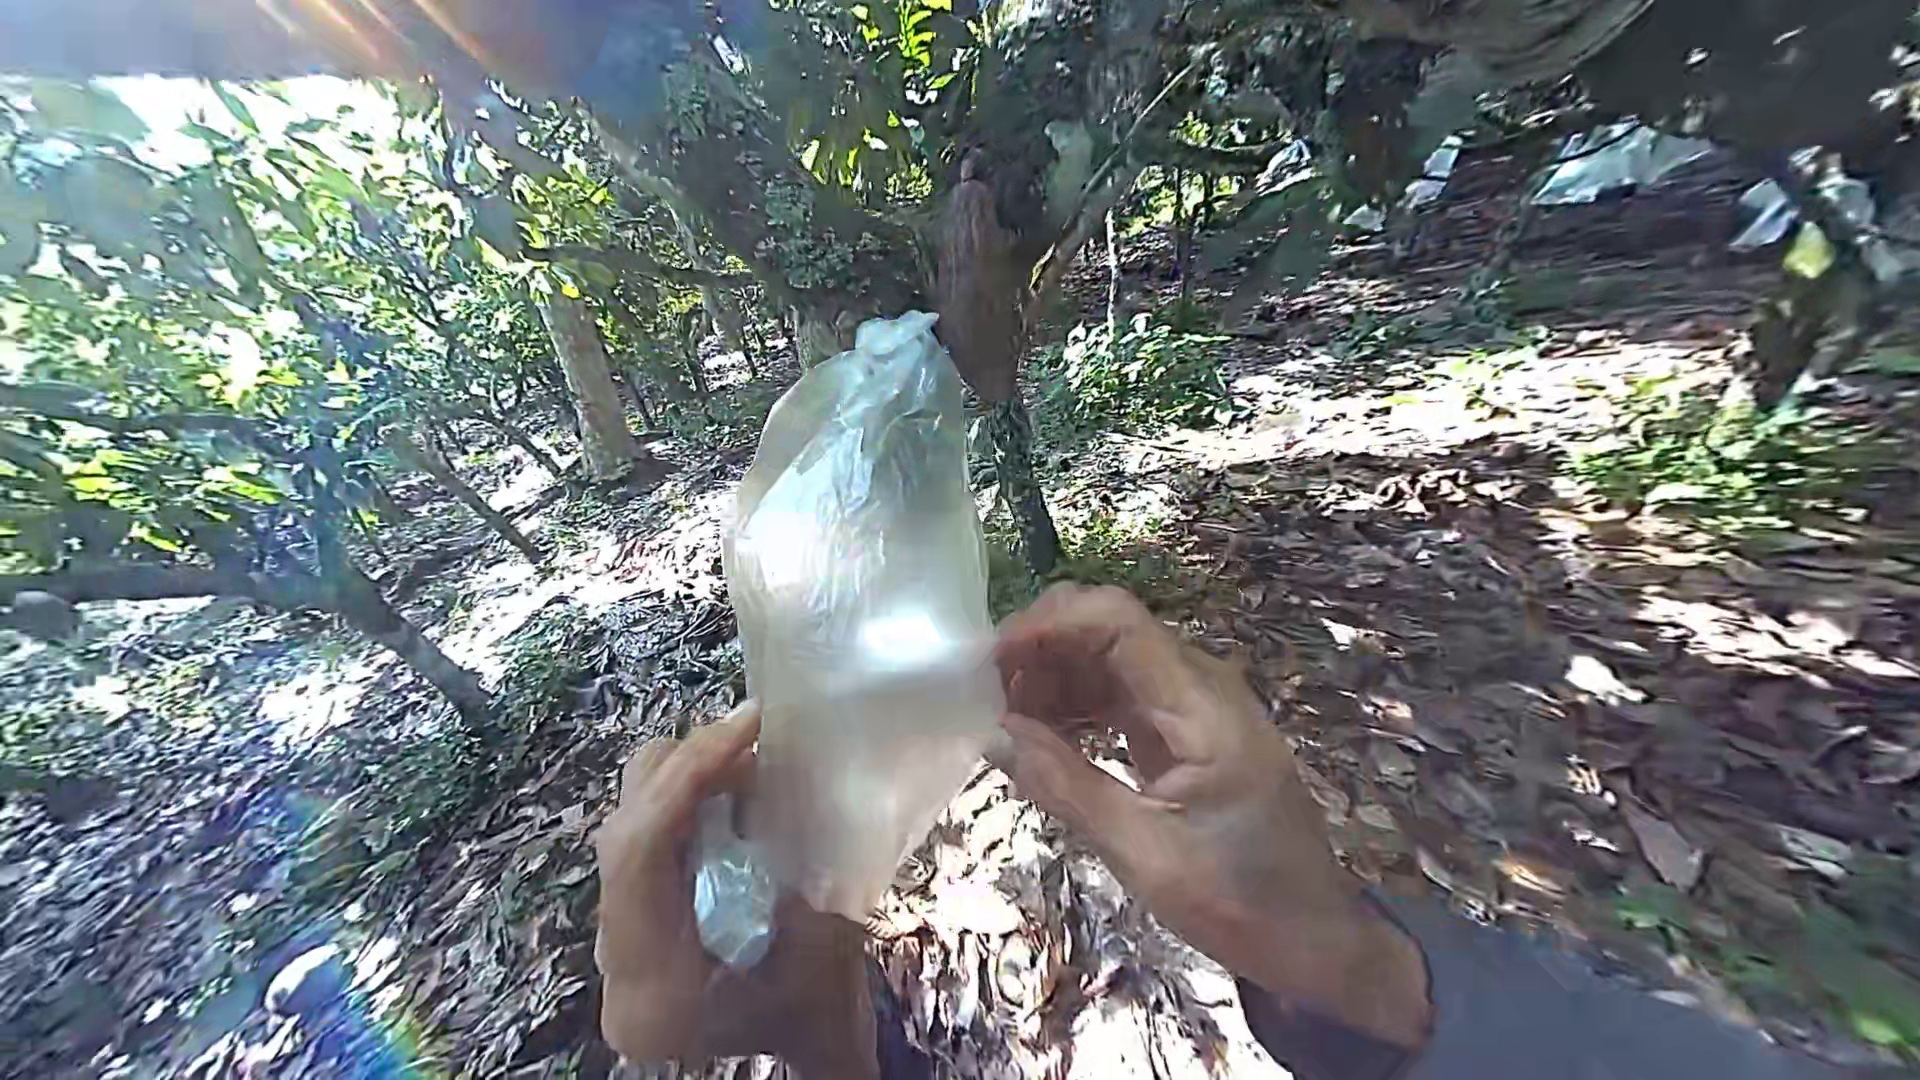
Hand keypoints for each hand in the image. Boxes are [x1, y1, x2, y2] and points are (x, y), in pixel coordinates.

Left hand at [594, 702, 877, 1076]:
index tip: (747, 725)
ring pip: (628, 819)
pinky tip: (736, 787)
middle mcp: (617, 957)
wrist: (808, 1043)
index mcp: (653, 984)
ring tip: (749, 758)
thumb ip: (799, 865)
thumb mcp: (825, 942)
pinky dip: (689, 793)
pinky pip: (649, 829)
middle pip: (624, 827)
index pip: (638, 854)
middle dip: (689, 764)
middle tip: (755, 731)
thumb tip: (788, 772)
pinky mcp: (640, 911)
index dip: (687, 775)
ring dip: (687, 773)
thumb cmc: (820, 1006)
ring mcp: (622, 933)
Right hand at [991, 585, 1429, 1046]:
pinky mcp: (1175, 721)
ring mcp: (1186, 699)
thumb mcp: (1146, 856)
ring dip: (1049, 672)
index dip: (1049, 624)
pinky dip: (1070, 700)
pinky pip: (1112, 687)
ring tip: (1004, 714)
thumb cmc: (1243, 901)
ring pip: (1103, 652)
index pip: (1118, 622)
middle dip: (1040, 645)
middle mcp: (1195, 683)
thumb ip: (1066, 787)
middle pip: (1106, 625)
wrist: (1315, 938)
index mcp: (1201, 705)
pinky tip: (1039, 729)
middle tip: (988, 688)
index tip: (994, 658)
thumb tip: (994, 734)